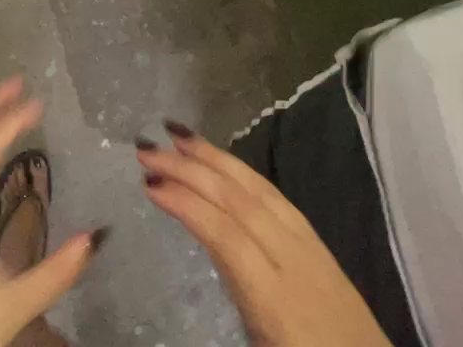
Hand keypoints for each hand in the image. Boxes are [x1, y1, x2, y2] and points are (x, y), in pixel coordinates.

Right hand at [137, 122, 392, 346]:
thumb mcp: (261, 344)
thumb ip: (234, 300)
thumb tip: (203, 250)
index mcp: (274, 298)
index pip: (227, 237)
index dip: (188, 206)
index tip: (149, 184)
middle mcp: (293, 258)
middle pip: (239, 201)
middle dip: (191, 169)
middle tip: (147, 149)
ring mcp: (307, 242)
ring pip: (257, 188)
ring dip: (215, 158)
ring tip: (178, 136)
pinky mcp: (314, 237)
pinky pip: (274, 195)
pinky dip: (241, 171)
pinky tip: (221, 163)